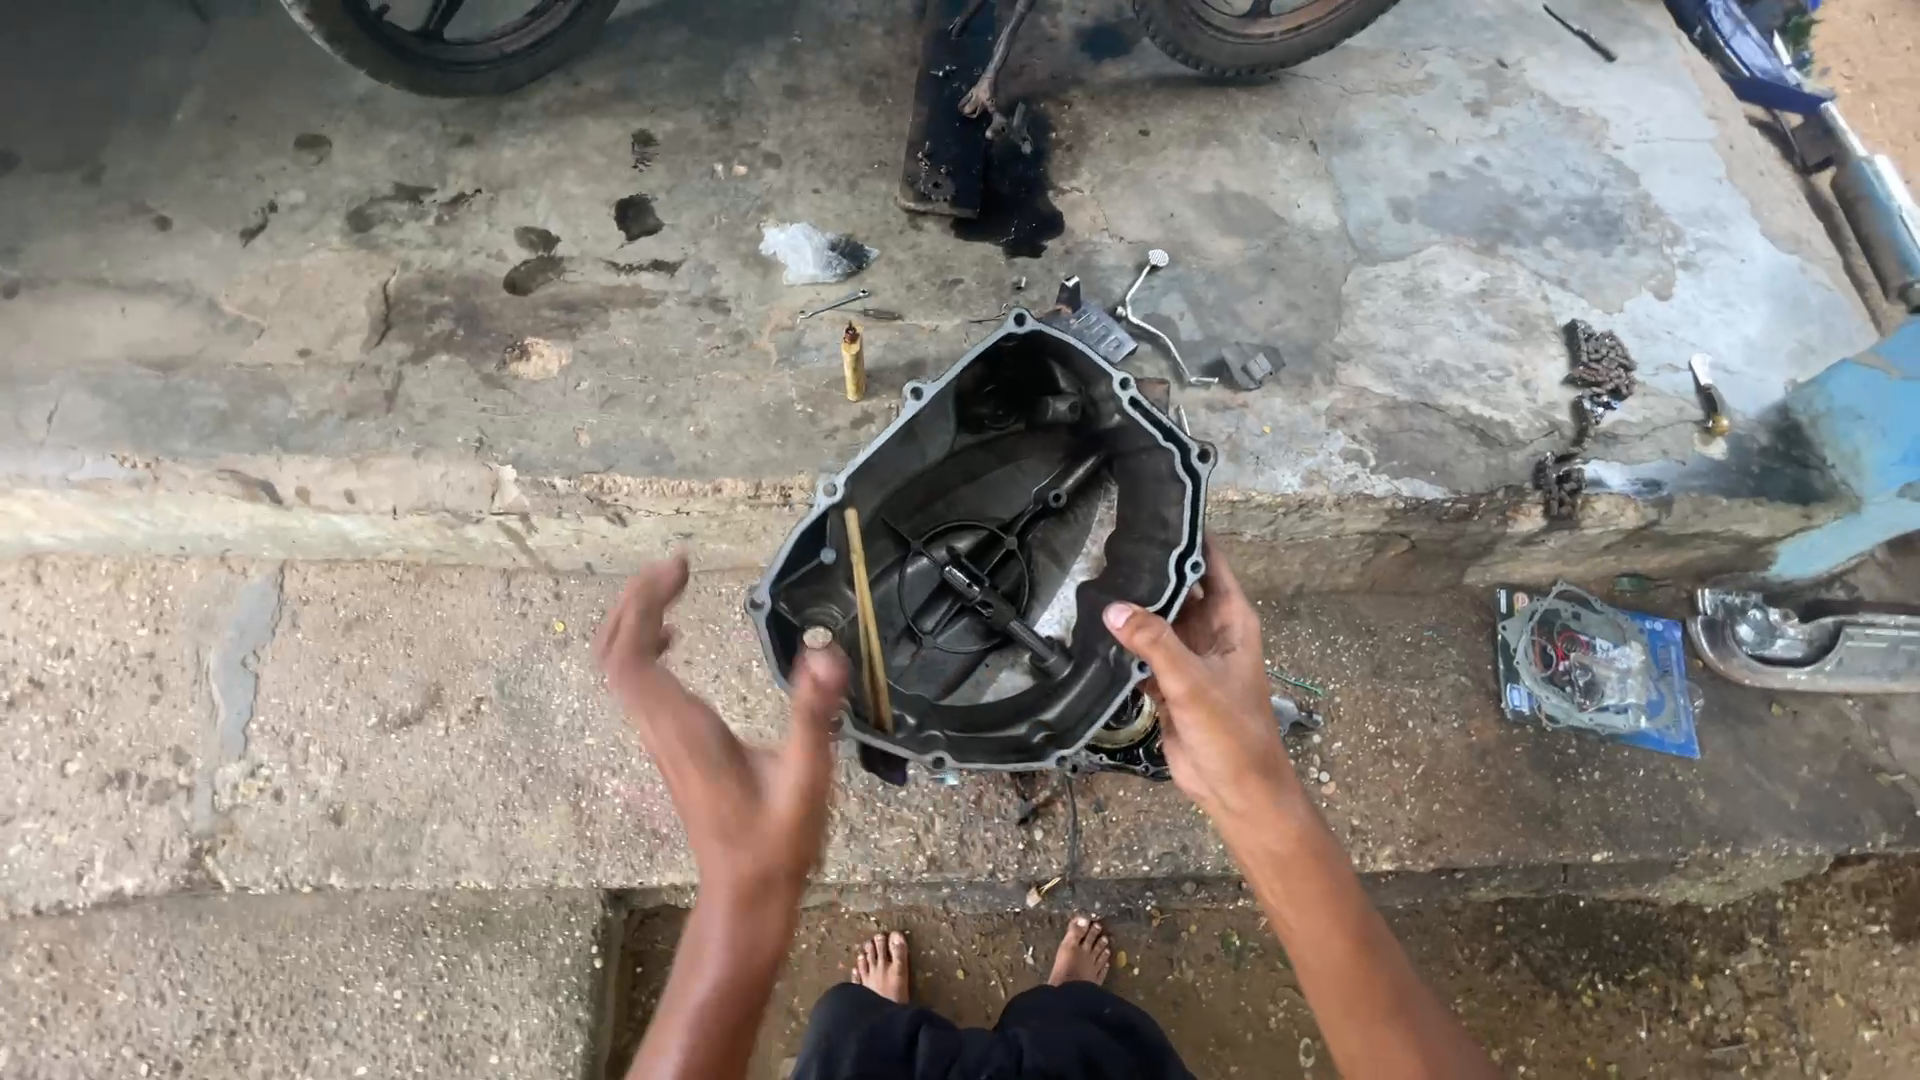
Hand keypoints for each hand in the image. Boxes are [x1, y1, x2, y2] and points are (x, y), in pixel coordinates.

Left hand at [594, 556, 849, 907]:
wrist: (746, 893)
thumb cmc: (775, 840)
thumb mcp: (805, 776)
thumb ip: (812, 715)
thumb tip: (827, 655)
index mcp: (682, 728)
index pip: (630, 655)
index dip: (643, 603)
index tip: (681, 567)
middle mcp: (659, 727)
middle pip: (612, 651)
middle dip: (635, 599)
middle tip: (678, 565)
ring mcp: (658, 736)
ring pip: (617, 666)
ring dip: (636, 619)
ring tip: (674, 585)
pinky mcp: (668, 743)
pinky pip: (635, 682)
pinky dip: (644, 646)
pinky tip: (675, 638)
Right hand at [1101, 540, 1295, 820]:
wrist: (1235, 790)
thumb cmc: (1232, 731)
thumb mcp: (1193, 682)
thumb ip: (1154, 642)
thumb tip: (1112, 607)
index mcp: (1230, 618)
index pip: (1209, 563)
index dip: (1186, 537)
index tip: (1151, 514)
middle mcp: (1209, 630)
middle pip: (1177, 588)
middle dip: (1147, 571)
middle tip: (1105, 548)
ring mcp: (1188, 655)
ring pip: (1156, 620)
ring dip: (1132, 608)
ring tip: (1092, 581)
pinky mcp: (1168, 681)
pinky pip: (1142, 651)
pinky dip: (1123, 644)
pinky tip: (1094, 630)